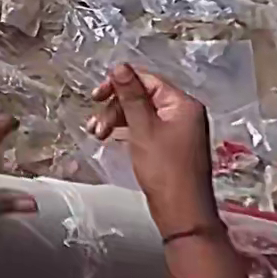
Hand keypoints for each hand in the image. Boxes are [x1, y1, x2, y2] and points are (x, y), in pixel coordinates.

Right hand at [86, 63, 216, 234]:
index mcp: (182, 104)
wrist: (181, 211)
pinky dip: (125, 130)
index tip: (95, 96)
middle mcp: (182, 112)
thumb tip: (120, 66)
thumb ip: (130, 96)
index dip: (119, 84)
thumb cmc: (164, 169)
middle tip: (94, 124)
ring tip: (97, 135)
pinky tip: (109, 139)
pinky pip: (143, 127)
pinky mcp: (168, 144)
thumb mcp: (142, 128)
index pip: (146, 80)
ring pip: (139, 113)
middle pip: (141, 96)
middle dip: (114, 106)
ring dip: (115, 119)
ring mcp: (176, 129)